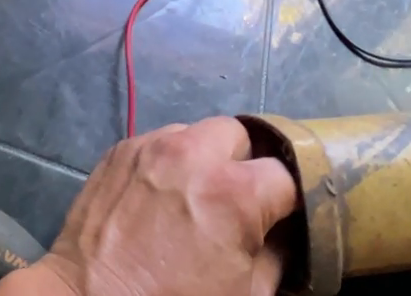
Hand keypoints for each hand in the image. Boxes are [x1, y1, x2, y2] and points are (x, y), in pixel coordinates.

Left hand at [0, 117, 296, 295]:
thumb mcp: (247, 295)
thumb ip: (276, 255)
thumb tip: (284, 232)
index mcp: (233, 192)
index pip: (285, 173)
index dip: (289, 195)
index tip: (285, 212)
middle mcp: (192, 153)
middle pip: (239, 134)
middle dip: (245, 163)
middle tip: (239, 199)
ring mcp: (151, 144)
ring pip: (196, 133)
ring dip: (204, 157)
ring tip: (194, 196)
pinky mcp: (121, 147)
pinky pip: (159, 141)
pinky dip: (168, 161)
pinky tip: (161, 194)